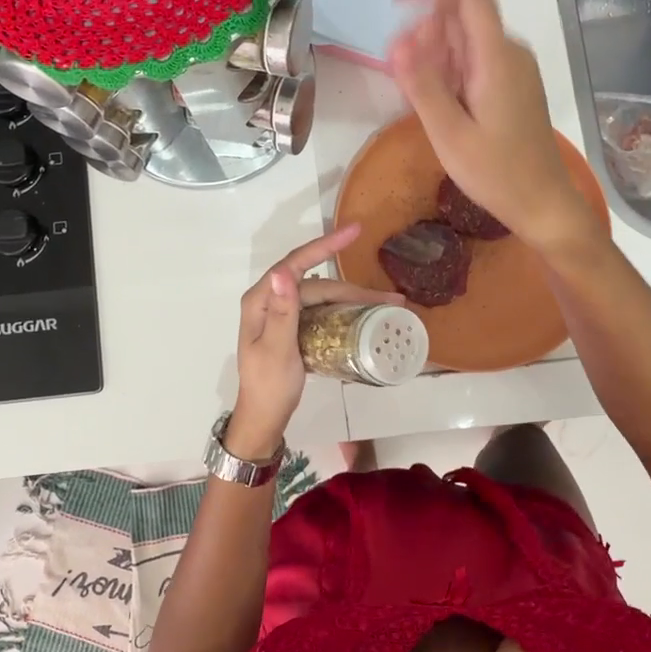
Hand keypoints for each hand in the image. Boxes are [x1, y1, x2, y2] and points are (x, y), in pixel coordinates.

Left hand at [232, 224, 405, 456]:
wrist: (263, 419)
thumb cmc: (268, 387)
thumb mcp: (277, 351)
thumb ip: (282, 313)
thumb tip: (283, 272)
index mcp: (260, 301)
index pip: (295, 265)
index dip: (325, 246)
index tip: (354, 232)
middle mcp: (270, 301)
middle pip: (316, 284)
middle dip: (353, 289)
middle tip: (390, 299)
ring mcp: (283, 315)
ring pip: (322, 297)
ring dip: (354, 300)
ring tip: (388, 306)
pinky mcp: (295, 329)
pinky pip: (322, 311)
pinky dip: (345, 311)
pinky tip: (367, 316)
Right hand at [389, 0, 600, 252]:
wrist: (542, 203)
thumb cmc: (497, 173)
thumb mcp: (449, 135)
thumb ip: (422, 85)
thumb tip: (396, 41)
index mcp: (497, 57)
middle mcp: (508, 52)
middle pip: (461, 15)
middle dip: (423, 31)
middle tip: (402, 74)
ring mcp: (511, 67)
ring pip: (463, 39)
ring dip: (432, 53)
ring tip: (414, 94)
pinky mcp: (509, 83)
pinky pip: (472, 60)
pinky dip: (446, 69)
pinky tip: (434, 103)